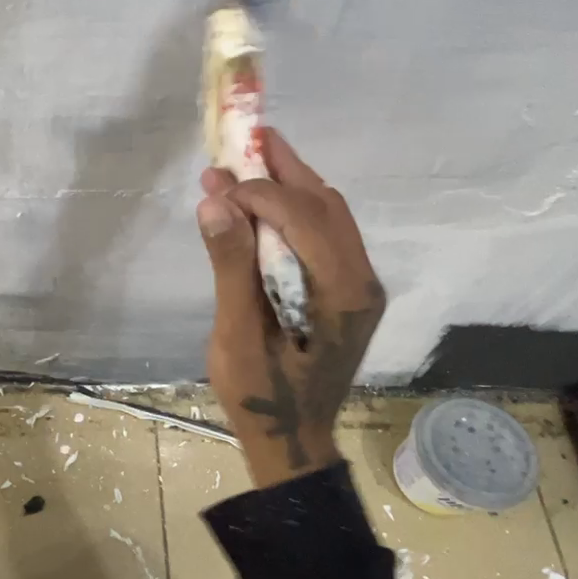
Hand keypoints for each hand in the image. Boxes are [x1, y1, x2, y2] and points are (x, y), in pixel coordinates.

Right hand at [196, 126, 385, 487]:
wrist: (293, 442)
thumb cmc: (261, 397)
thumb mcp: (237, 337)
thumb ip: (231, 267)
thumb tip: (215, 199)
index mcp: (343, 292)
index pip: (305, 217)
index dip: (261, 190)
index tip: (217, 182)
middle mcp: (362, 280)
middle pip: (325, 204)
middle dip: (282, 168)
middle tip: (243, 136)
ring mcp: (358, 285)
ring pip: (329, 215)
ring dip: (290, 185)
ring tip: (248, 160)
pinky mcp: (346, 292)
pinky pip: (324, 236)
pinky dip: (294, 211)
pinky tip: (262, 207)